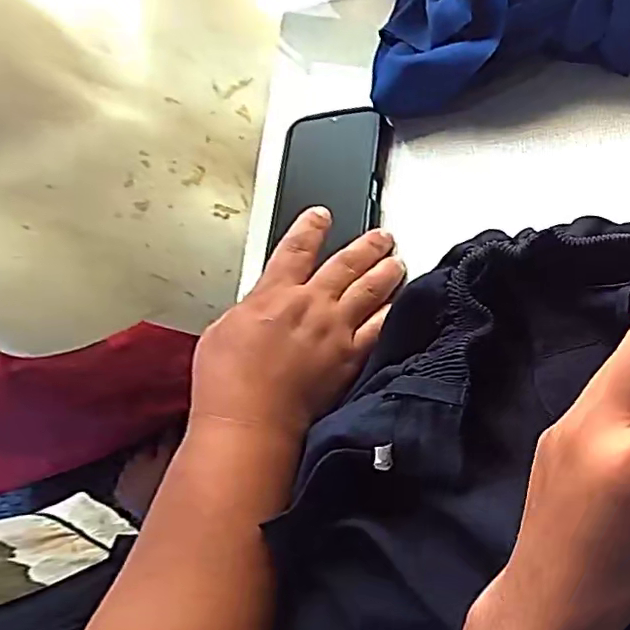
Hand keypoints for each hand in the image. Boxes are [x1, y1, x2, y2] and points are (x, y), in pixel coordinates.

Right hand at [191, 207, 406, 439]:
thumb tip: (267, 301)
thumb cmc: (228, 380)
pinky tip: (404, 303)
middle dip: (367, 246)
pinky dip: (393, 311)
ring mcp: (336, 329)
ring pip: (371, 290)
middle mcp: (310, 305)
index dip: (310, 228)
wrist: (252, 415)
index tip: (323, 214)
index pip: (295, 250)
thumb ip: (255, 307)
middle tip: (383, 236)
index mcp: (273, 295)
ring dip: (387, 272)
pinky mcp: (353, 354)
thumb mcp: (225, 328)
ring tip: (398, 262)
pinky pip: (381, 326)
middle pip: (345, 265)